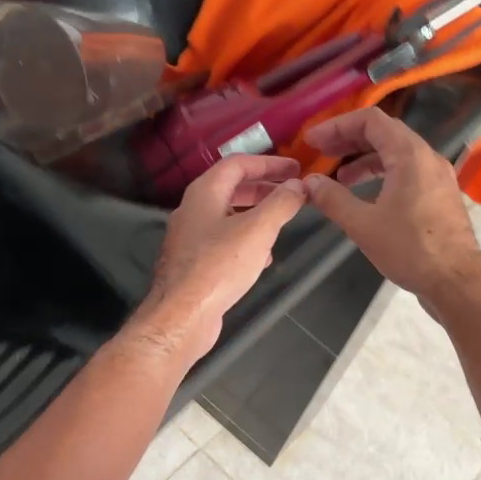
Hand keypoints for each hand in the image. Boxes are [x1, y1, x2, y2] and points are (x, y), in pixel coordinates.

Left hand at [126, 154, 307, 363]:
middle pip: (230, 189)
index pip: (237, 164)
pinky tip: (262, 258)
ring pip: (227, 217)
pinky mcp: (193, 264)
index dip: (268, 163)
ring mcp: (190, 239)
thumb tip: (298, 186)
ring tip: (281, 224)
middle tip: (291, 193)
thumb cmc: (219, 266)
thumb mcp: (258, 230)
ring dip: (255, 216)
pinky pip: (223, 243)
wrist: (182, 315)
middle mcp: (193, 211)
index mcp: (204, 193)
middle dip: (263, 188)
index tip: (295, 168)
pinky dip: (245, 242)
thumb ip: (281, 204)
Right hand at [302, 107, 480, 312]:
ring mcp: (439, 177)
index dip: (337, 126)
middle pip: (385, 133)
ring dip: (366, 160)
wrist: (456, 282)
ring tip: (340, 180)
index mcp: (410, 155)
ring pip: (398, 155)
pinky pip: (409, 173)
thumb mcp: (363, 224)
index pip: (371, 120)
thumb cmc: (410, 249)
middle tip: (322, 153)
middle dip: (350, 141)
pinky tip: (368, 196)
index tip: (313, 141)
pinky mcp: (442, 196)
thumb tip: (309, 183)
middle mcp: (428, 157)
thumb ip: (333, 199)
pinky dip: (384, 175)